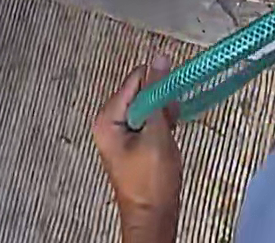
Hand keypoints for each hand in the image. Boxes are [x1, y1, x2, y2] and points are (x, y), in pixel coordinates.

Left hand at [91, 55, 181, 242]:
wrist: (154, 218)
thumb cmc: (152, 182)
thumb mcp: (157, 132)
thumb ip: (158, 92)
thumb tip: (160, 57)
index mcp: (107, 117)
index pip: (137, 78)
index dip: (157, 85)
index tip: (168, 103)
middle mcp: (110, 119)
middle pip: (143, 87)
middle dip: (161, 100)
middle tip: (166, 123)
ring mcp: (121, 128)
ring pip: (150, 100)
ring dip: (163, 111)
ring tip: (166, 134)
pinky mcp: (133, 135)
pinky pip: (151, 113)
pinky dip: (162, 120)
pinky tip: (165, 136)